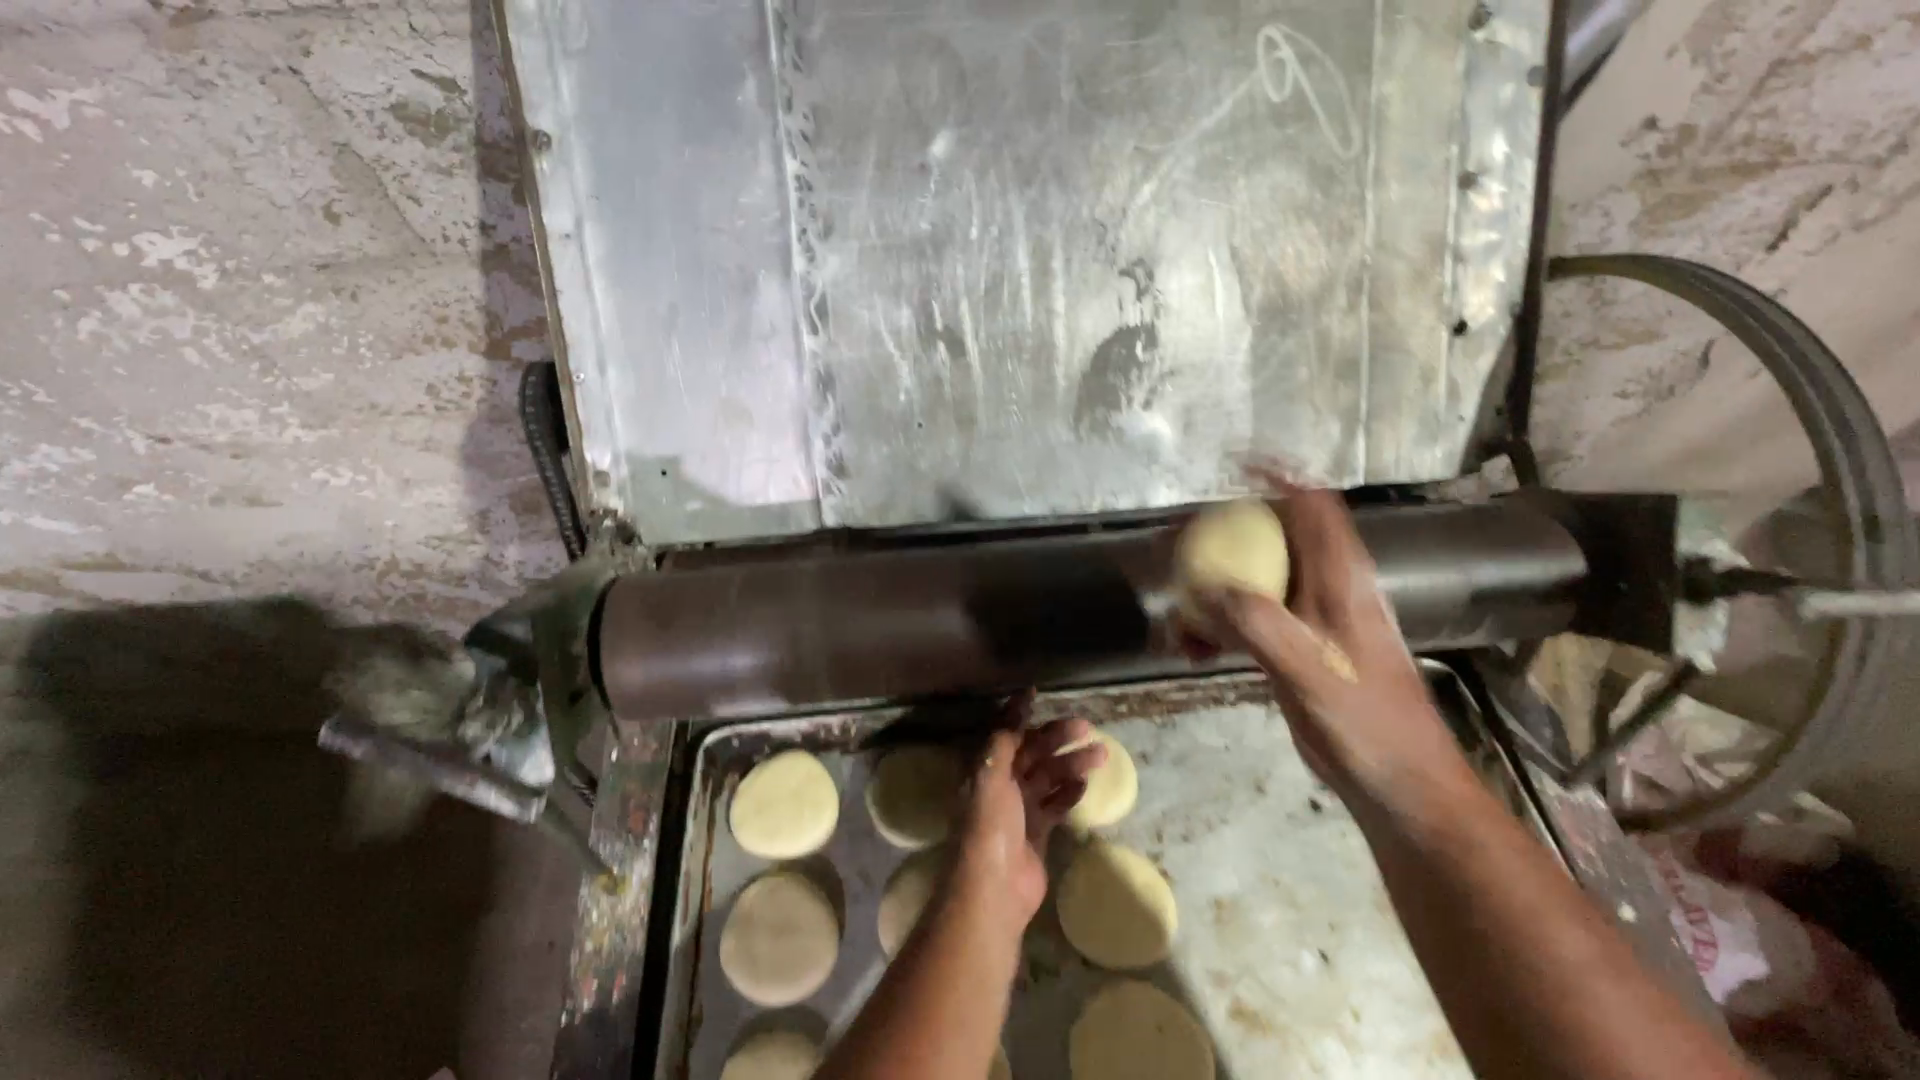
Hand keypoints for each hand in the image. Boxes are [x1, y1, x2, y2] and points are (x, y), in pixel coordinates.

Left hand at [953, 692, 1106, 934]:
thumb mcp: (989, 777)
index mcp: (983, 769)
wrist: (994, 887)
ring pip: (1048, 777)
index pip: (1002, 732)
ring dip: (1071, 764)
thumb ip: (1002, 745)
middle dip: (1056, 737)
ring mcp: (1018, 809)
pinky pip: (1056, 804)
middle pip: (1031, 752)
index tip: (1036, 692)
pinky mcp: (1036, 832)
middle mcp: (999, 785)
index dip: (1016, 711)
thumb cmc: (988, 826)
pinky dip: (1070, 793)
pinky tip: (1086, 784)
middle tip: (1086, 728)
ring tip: (1100, 755)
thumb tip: (1014, 716)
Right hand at [1182, 470, 1470, 812]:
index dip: (1278, 478)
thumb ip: (1259, 625)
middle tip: (1176, 547)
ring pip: (1255, 585)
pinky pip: (1249, 626)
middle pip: (1273, 541)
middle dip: (1222, 539)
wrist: (1401, 787)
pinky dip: (1217, 631)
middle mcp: (1327, 592)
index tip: (1233, 466)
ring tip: (1175, 620)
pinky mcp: (1299, 655)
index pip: (1314, 506)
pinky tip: (1191, 654)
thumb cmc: (1369, 725)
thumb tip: (1206, 588)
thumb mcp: (1312, 673)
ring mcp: (1313, 624)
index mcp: (1342, 580)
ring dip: (1212, 594)